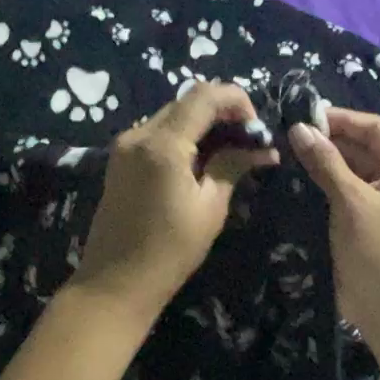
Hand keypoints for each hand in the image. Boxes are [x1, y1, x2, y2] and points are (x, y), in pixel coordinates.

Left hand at [71, 82, 277, 315]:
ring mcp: (125, 145)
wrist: (116, 283)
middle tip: (249, 143)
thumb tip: (263, 149)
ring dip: (204, 126)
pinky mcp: (120, 160)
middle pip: (187, 102)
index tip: (258, 127)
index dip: (237, 101)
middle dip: (223, 114)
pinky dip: (184, 138)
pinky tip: (203, 163)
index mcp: (162, 144)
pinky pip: (158, 134)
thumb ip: (232, 166)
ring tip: (231, 154)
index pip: (204, 96)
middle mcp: (139, 134)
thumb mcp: (210, 207)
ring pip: (173, 116)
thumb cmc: (170, 250)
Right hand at [289, 108, 379, 333]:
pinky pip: (350, 189)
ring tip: (289, 150)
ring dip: (326, 161)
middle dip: (330, 140)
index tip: (302, 115)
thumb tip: (298, 128)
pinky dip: (329, 182)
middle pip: (365, 146)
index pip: (375, 128)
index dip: (339, 119)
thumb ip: (325, 161)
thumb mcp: (350, 200)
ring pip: (354, 168)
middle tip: (288, 133)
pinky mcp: (373, 217)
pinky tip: (301, 175)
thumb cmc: (378, 249)